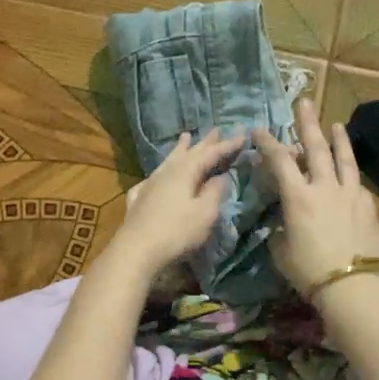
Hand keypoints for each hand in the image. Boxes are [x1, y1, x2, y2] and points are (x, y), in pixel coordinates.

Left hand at [107, 129, 245, 275]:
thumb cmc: (177, 232)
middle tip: (216, 129)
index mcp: (185, 172)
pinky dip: (160, 172)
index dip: (228, 145)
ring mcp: (149, 184)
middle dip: (205, 142)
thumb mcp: (205, 213)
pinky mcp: (138, 199)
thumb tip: (222, 177)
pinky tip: (155, 176)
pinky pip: (152, 178)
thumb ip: (215, 192)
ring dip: (179, 149)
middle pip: (188, 152)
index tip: (242, 135)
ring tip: (185, 137)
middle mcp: (166, 172)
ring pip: (168, 161)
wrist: (136, 250)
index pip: (210, 153)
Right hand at [255, 99, 378, 298]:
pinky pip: (357, 182)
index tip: (259, 130)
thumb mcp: (282, 251)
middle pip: (316, 148)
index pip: (280, 161)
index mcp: (298, 197)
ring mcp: (350, 194)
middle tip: (304, 103)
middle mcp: (325, 187)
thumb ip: (282, 229)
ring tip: (335, 124)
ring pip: (344, 159)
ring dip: (338, 139)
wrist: (352, 285)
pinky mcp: (368, 206)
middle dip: (307, 124)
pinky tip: (350, 171)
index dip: (268, 143)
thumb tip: (285, 222)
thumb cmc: (309, 272)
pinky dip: (350, 171)